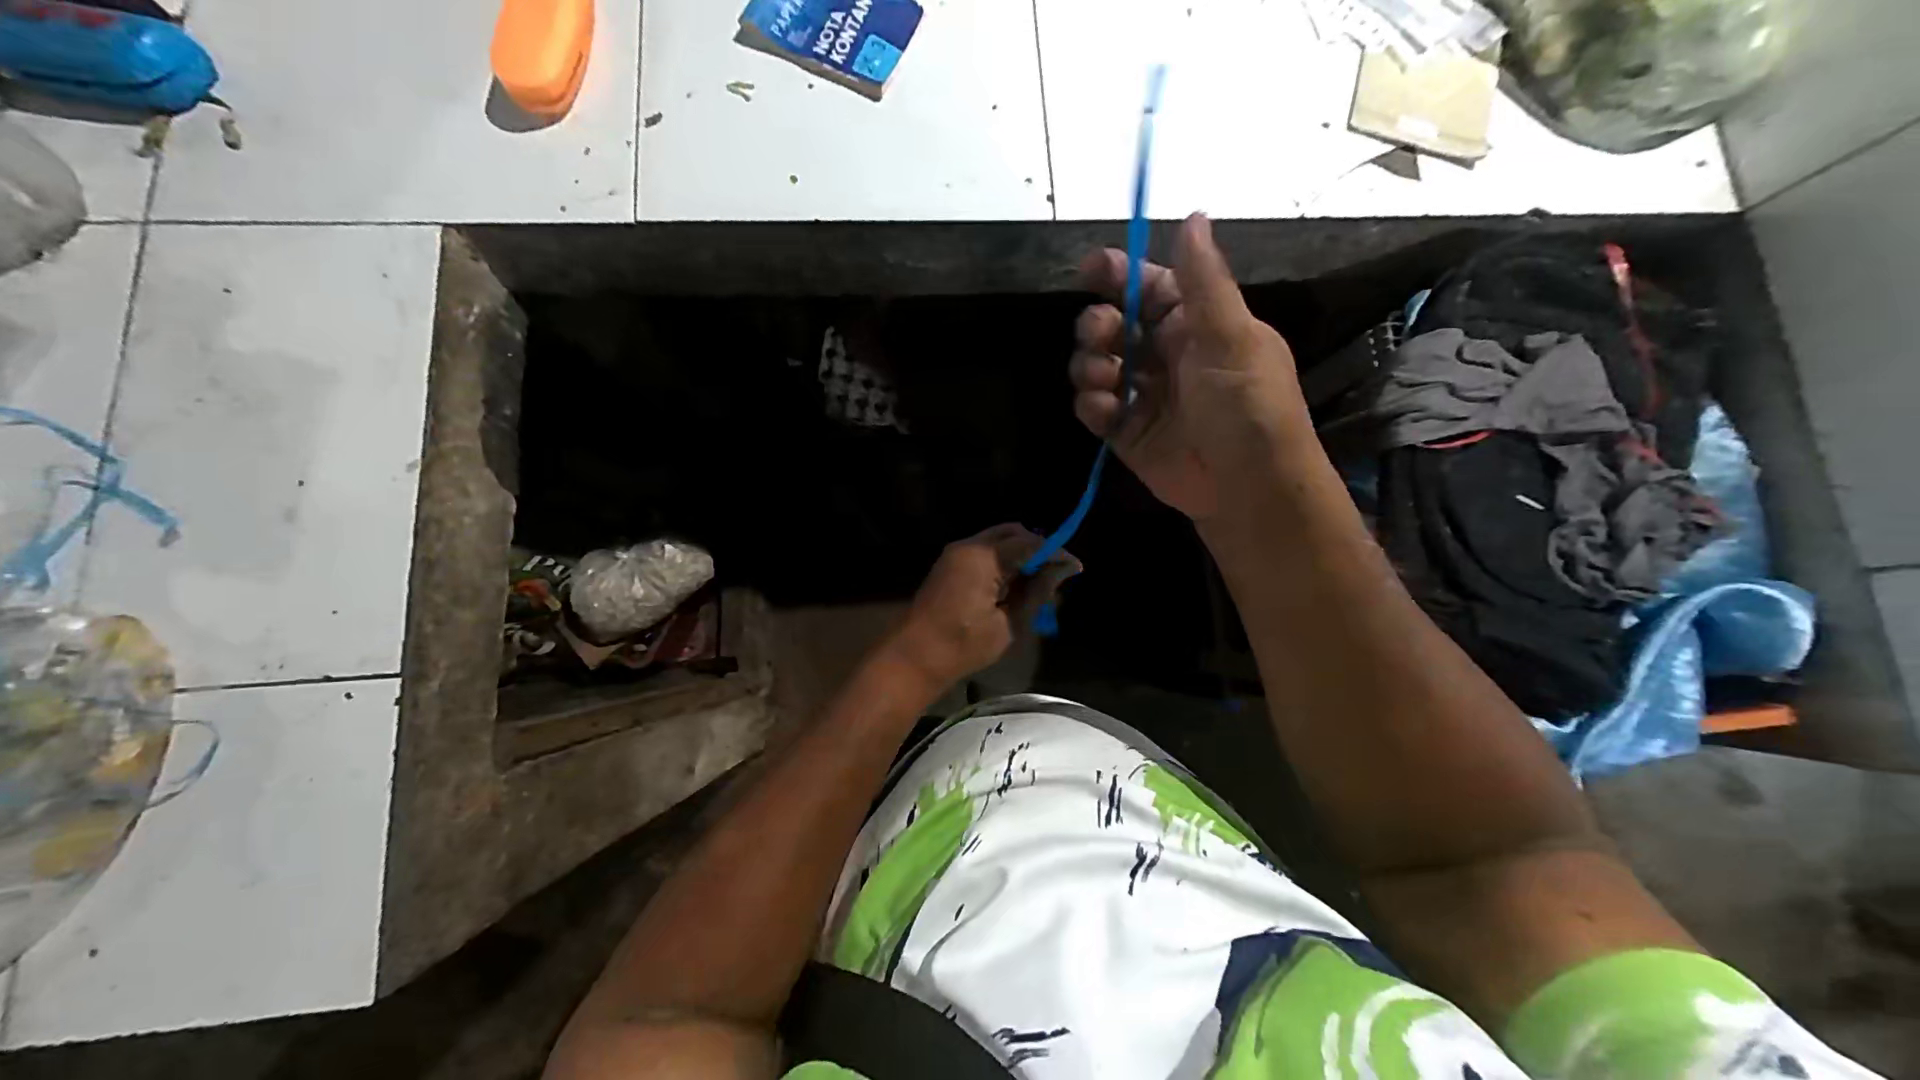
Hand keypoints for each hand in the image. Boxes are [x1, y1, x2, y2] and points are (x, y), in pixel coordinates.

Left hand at [882, 524, 1080, 689]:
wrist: (914, 656)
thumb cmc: (963, 644)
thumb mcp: (1009, 623)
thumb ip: (1037, 592)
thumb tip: (1062, 571)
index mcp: (983, 557)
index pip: (1030, 543)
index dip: (1056, 553)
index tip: (1076, 568)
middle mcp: (968, 546)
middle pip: (1012, 533)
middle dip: (1038, 548)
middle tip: (1056, 573)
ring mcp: (955, 553)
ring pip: (998, 540)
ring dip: (1020, 554)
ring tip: (1038, 582)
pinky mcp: (949, 565)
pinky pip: (984, 551)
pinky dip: (1004, 561)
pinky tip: (1015, 585)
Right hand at [1070, 213, 1310, 519]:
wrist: (1247, 487)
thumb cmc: (1249, 405)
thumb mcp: (1232, 338)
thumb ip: (1204, 281)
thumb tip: (1193, 216)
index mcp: (1198, 325)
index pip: (1151, 287)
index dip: (1121, 275)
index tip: (1089, 269)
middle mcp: (1167, 355)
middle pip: (1115, 325)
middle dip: (1099, 324)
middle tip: (1102, 332)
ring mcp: (1145, 395)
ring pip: (1098, 365)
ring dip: (1091, 365)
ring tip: (1105, 378)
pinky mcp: (1127, 432)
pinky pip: (1095, 408)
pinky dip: (1092, 405)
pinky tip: (1106, 410)